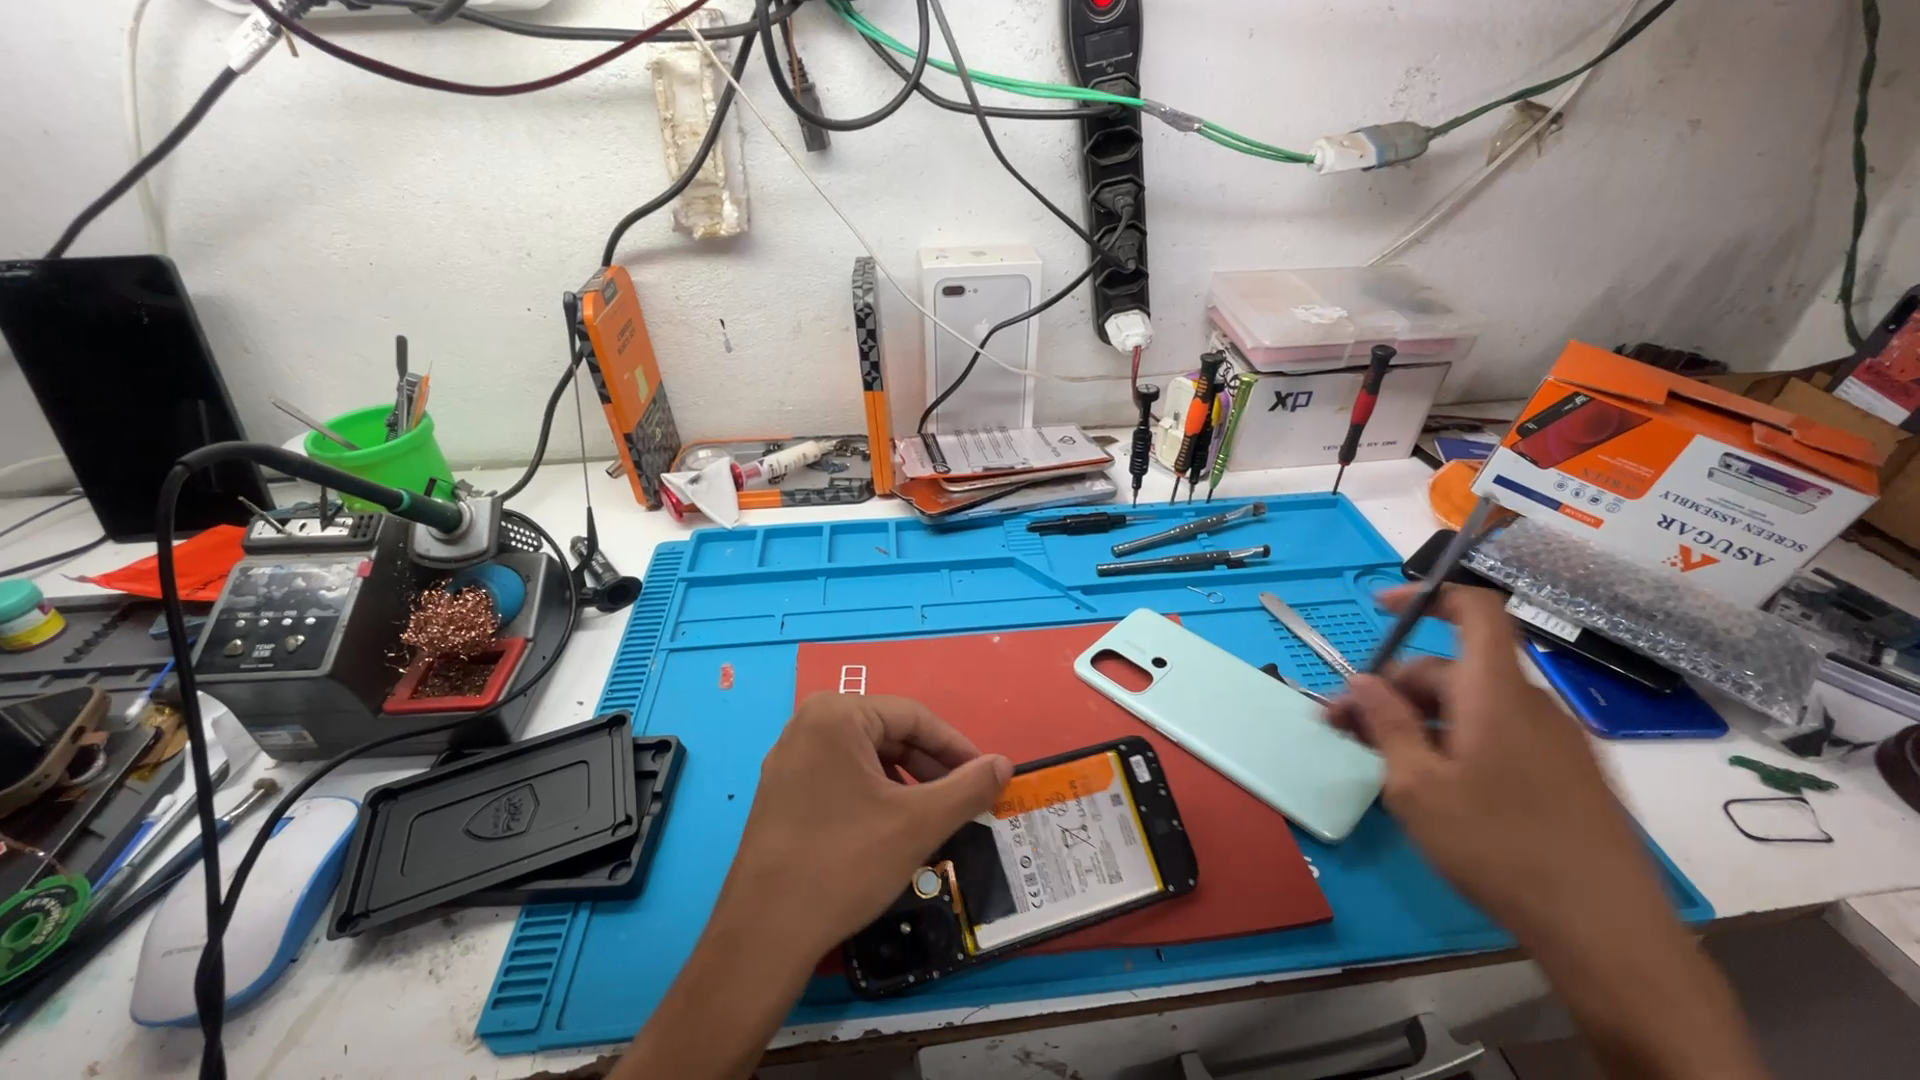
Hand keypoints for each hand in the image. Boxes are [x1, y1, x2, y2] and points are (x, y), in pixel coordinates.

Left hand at [717, 693, 1012, 960]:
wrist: (765, 932)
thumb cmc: (845, 863)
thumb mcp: (919, 823)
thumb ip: (968, 787)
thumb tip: (1004, 764)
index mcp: (835, 714)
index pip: (914, 717)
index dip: (957, 747)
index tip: (989, 777)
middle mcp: (806, 724)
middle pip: (888, 733)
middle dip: (931, 766)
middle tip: (967, 799)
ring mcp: (788, 758)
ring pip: (866, 757)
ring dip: (907, 782)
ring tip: (935, 816)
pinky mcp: (780, 792)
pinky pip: (841, 776)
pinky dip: (875, 794)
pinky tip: (893, 827)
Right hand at [1329, 585, 1663, 938]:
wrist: (1605, 928)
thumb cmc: (1498, 846)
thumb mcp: (1417, 787)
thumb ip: (1386, 725)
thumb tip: (1361, 682)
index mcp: (1495, 692)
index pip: (1474, 610)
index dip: (1427, 596)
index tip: (1379, 608)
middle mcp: (1530, 704)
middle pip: (1454, 669)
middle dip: (1394, 688)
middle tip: (1346, 726)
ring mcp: (1555, 740)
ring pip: (1473, 706)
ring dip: (1420, 719)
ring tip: (1381, 761)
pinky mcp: (1568, 774)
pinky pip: (1499, 735)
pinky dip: (1455, 741)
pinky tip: (1432, 786)